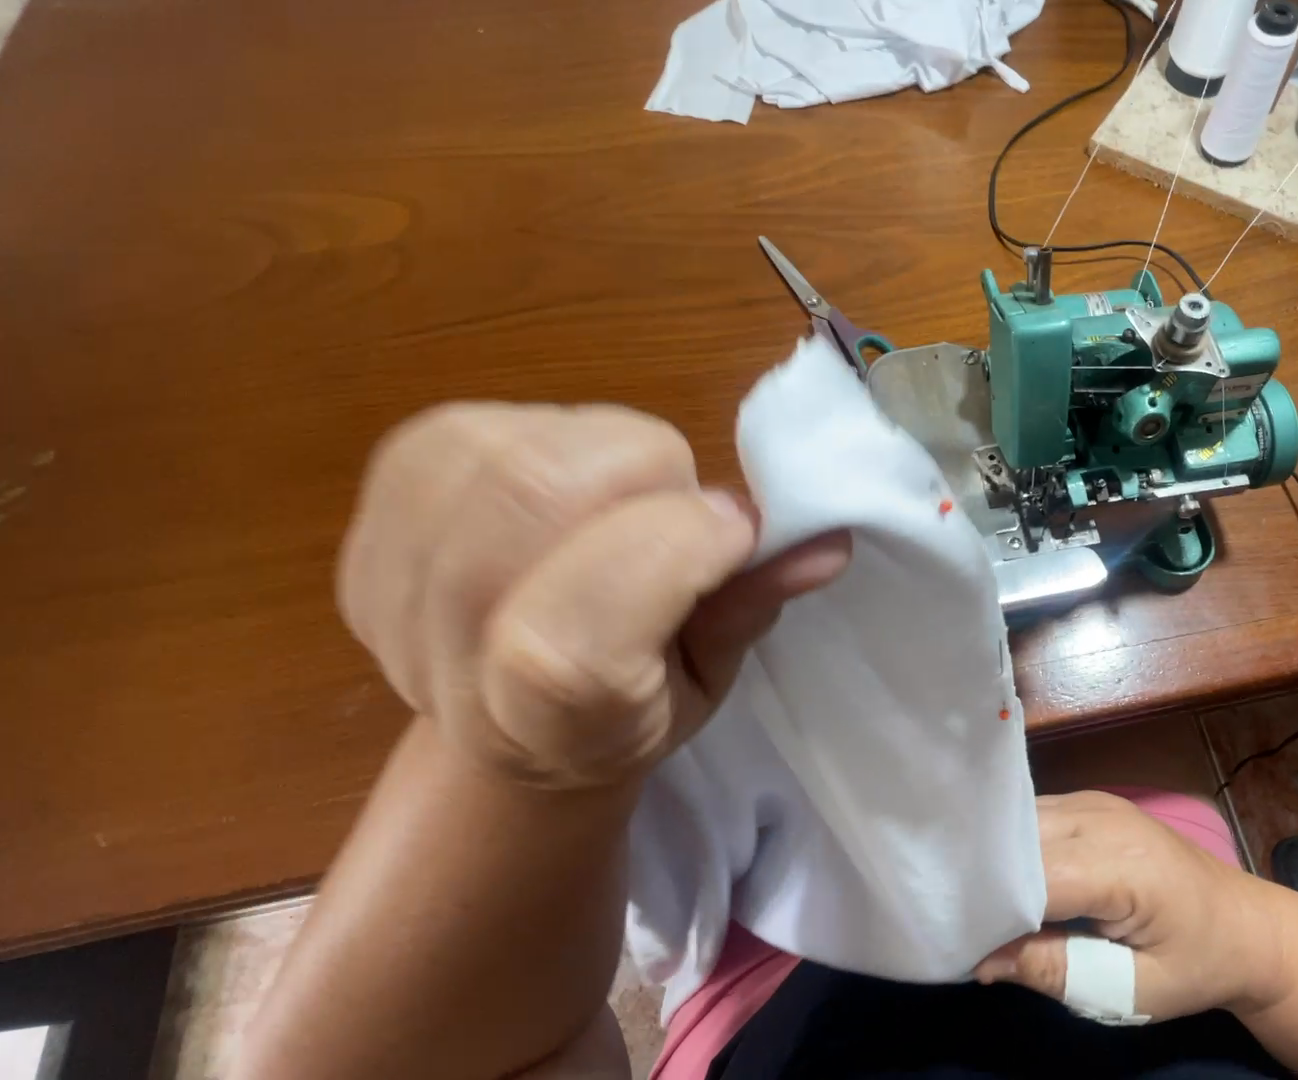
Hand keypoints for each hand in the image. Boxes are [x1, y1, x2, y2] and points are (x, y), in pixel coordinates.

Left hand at [337, 402, 850, 787]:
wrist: (507, 712)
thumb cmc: (630, 704)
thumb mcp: (709, 676)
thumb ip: (752, 603)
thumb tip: (824, 542)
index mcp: (545, 732)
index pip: (572, 637)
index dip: (673, 551)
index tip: (736, 532)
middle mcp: (445, 661)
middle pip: (533, 496)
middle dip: (646, 472)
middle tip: (675, 507)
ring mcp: (387, 583)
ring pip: (504, 445)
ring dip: (598, 450)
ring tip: (618, 501)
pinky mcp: (367, 520)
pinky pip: (465, 429)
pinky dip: (542, 438)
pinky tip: (559, 490)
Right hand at [974, 791, 1290, 1020]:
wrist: (1245, 924)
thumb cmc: (1195, 964)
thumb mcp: (1134, 989)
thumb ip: (1057, 971)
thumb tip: (981, 961)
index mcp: (1125, 865)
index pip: (1034, 876)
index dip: (994, 909)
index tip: (961, 943)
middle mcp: (1104, 817)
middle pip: (1020, 839)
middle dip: (986, 881)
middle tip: (957, 924)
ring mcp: (1096, 801)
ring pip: (1020, 821)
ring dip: (996, 860)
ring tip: (973, 903)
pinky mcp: (1090, 801)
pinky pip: (1034, 816)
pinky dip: (1013, 846)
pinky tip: (1003, 879)